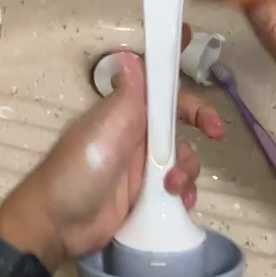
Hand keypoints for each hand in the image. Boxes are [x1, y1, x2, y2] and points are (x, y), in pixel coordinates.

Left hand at [0, 52, 226, 268]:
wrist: (59, 223)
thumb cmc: (82, 167)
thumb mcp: (107, 125)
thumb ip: (128, 92)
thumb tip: (129, 53)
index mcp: (125, 112)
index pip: (159, 89)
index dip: (181, 82)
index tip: (201, 71)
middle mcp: (135, 135)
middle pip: (179, 122)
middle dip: (201, 124)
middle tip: (216, 134)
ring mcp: (140, 168)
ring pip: (181, 158)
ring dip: (188, 169)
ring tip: (174, 187)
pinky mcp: (145, 197)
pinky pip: (177, 189)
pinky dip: (185, 193)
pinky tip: (181, 203)